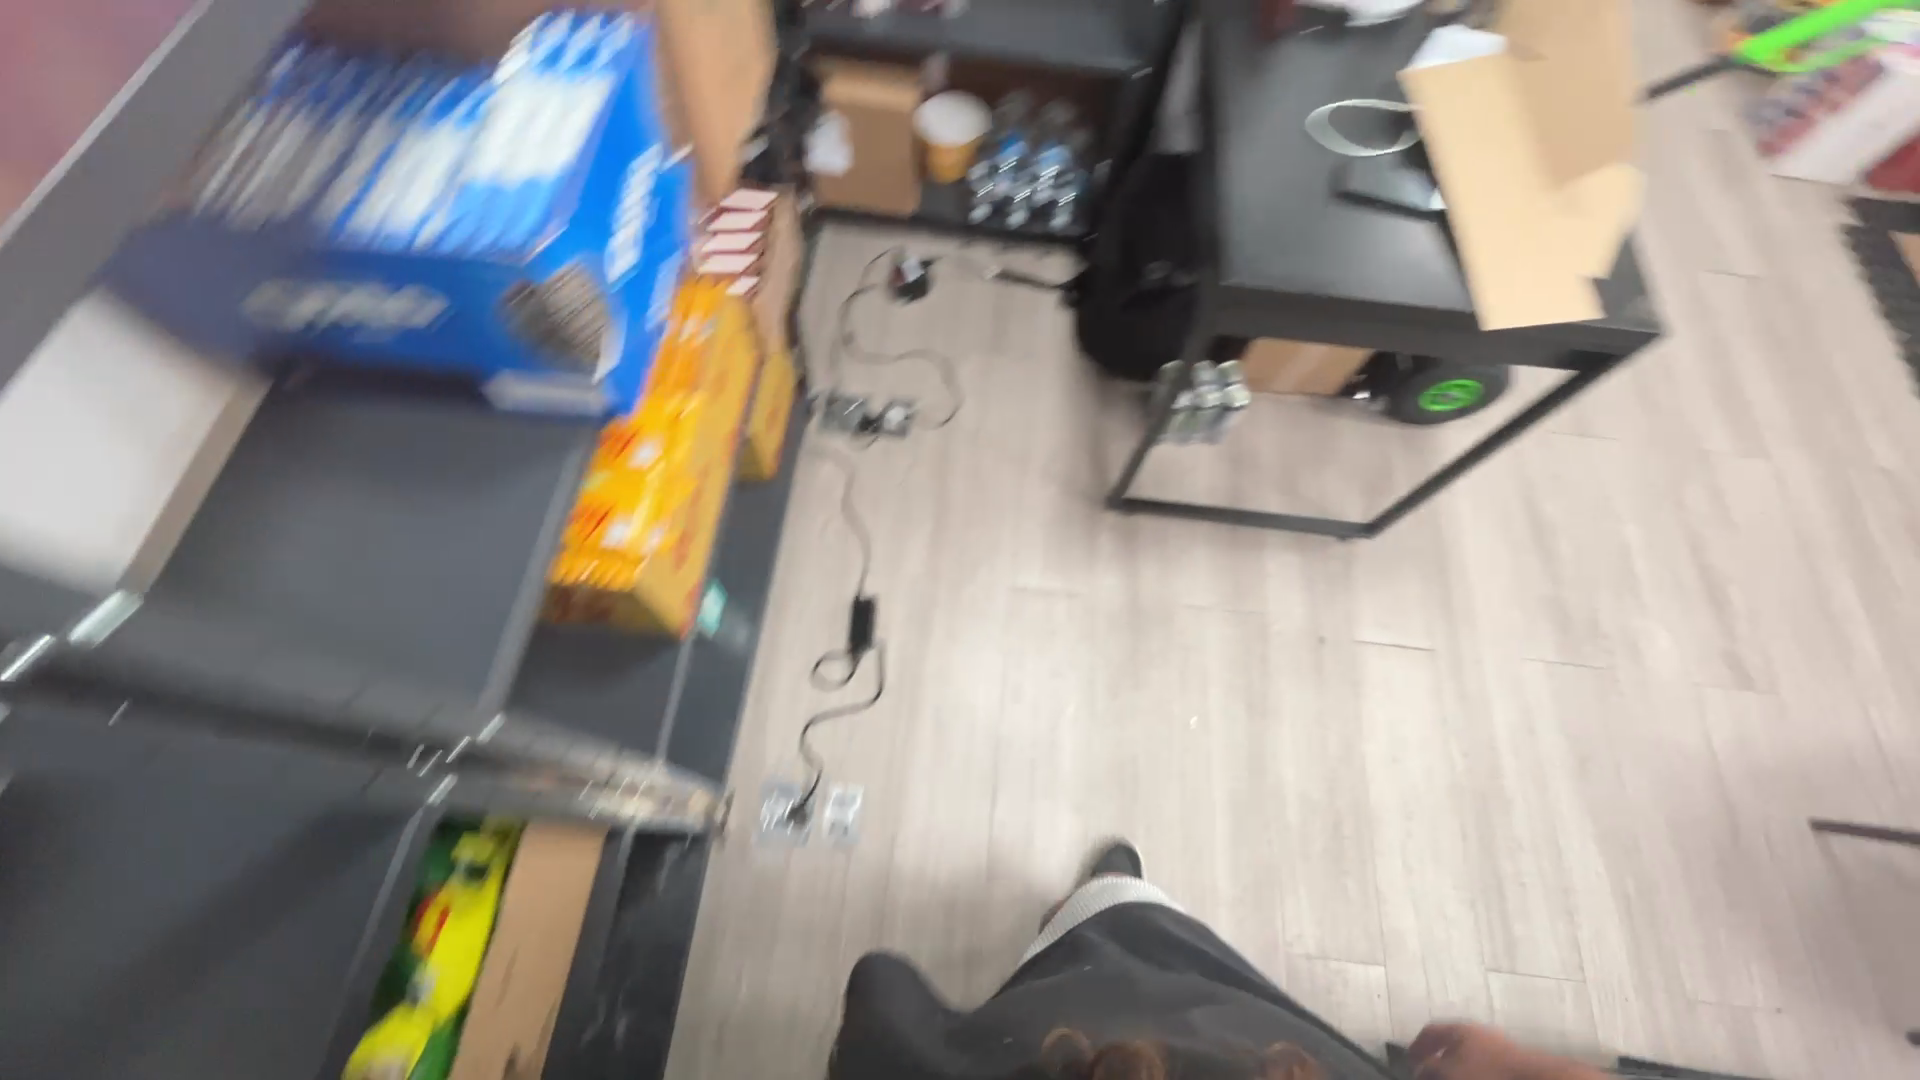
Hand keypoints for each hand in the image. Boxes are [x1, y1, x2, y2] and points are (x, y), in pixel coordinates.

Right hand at [1407, 1023, 1608, 1079]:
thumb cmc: (1490, 1074)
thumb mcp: (1451, 1072)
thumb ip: (1429, 1069)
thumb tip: (1418, 1070)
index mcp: (1460, 1028)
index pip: (1430, 1032)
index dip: (1417, 1047)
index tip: (1409, 1063)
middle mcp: (1479, 1033)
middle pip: (1452, 1046)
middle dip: (1439, 1062)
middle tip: (1432, 1076)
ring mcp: (1501, 1050)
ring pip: (1472, 1060)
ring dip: (1460, 1072)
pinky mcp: (1517, 1067)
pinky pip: (1488, 1069)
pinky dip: (1477, 1076)